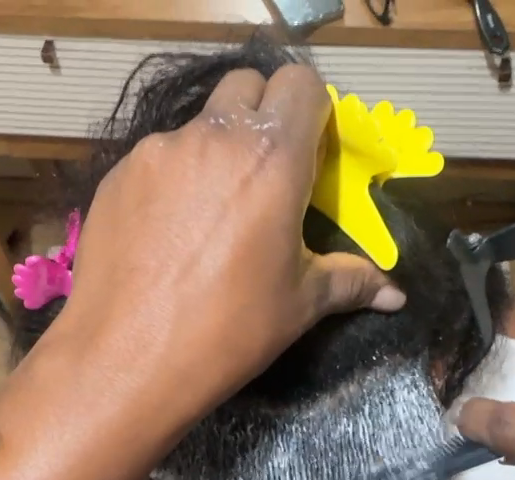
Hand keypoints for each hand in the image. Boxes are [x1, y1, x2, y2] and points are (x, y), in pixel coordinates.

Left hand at [47, 64, 404, 421]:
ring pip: (199, 127)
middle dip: (263, 117)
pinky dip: (173, 182)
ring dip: (216, 154)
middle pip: (248, 87)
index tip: (310, 157)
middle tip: (265, 179)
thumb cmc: (227, 333)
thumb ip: (349, 283)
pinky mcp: (119, 175)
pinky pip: (157, 160)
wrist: (126, 360)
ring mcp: (159, 152)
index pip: (301, 84)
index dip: (311, 113)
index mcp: (272, 160)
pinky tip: (168, 237)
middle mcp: (214, 138)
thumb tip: (395, 295)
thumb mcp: (297, 307)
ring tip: (210, 220)